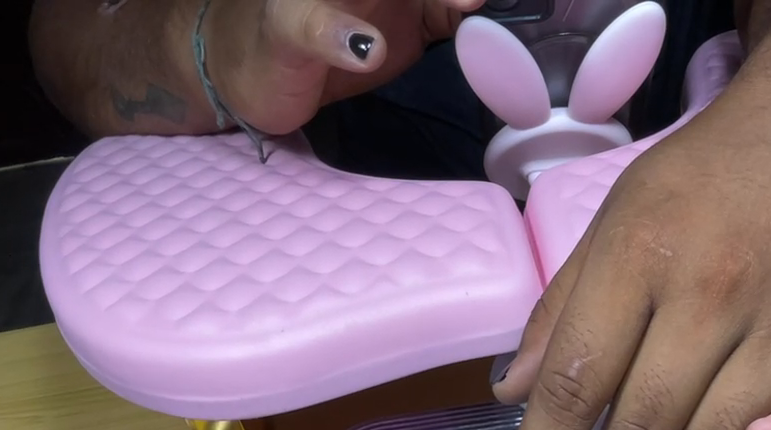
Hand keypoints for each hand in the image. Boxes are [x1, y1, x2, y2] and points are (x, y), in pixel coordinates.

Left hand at [202, 0, 479, 134]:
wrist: (254, 80)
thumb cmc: (261, 55)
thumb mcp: (281, 40)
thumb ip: (320, 33)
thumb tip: (371, 46)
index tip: (467, 2)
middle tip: (496, 11)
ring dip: (481, 8)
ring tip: (516, 23)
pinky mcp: (418, 24)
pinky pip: (458, 17)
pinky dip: (483, 27)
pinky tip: (504, 42)